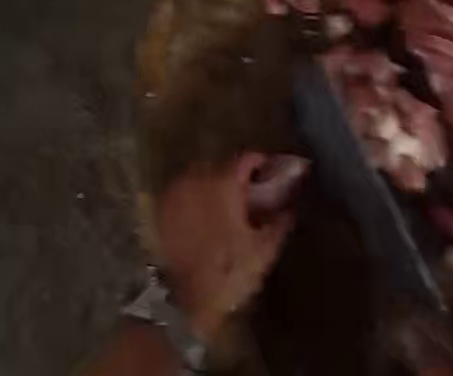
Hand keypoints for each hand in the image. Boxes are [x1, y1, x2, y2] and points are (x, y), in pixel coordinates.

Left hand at [154, 152, 307, 338]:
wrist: (189, 294)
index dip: (260, 161)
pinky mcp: (163, 202)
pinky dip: (196, 194)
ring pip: (200, 175)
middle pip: (221, 165)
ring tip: (228, 203)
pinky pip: (183, 188)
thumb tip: (290, 208)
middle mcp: (197, 177)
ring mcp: (176, 188)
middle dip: (237, 174)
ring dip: (215, 182)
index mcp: (224, 183)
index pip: (244, 158)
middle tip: (251, 190)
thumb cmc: (231, 271)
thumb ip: (278, 223)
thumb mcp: (263, 250)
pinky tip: (204, 212)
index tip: (271, 167)